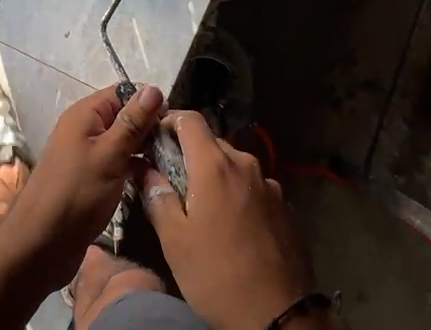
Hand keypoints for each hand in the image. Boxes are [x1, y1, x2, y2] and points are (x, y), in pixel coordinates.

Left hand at [0, 83, 165, 293]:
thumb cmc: (76, 194)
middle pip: (124, 116)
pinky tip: (153, 178)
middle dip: (149, 127)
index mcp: (85, 114)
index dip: (149, 102)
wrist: (39, 246)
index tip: (174, 122)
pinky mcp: (90, 179)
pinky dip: (133, 167)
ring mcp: (87, 155)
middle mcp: (85, 129)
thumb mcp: (109, 155)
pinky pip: (117, 163)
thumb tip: (155, 88)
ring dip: (144, 149)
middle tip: (176, 146)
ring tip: (170, 162)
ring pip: (123, 141)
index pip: (124, 92)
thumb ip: (132, 122)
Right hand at [141, 112, 316, 329]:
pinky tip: (232, 227)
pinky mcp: (285, 207)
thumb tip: (145, 170)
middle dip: (190, 155)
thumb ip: (158, 198)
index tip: (155, 138)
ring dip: (216, 177)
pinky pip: (253, 188)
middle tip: (172, 182)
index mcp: (215, 165)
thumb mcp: (175, 241)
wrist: (279, 315)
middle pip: (212, 143)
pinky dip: (238, 195)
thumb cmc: (217, 274)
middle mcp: (245, 164)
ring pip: (234, 166)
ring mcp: (269, 185)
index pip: (190, 119)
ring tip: (202, 209)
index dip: (170, 121)